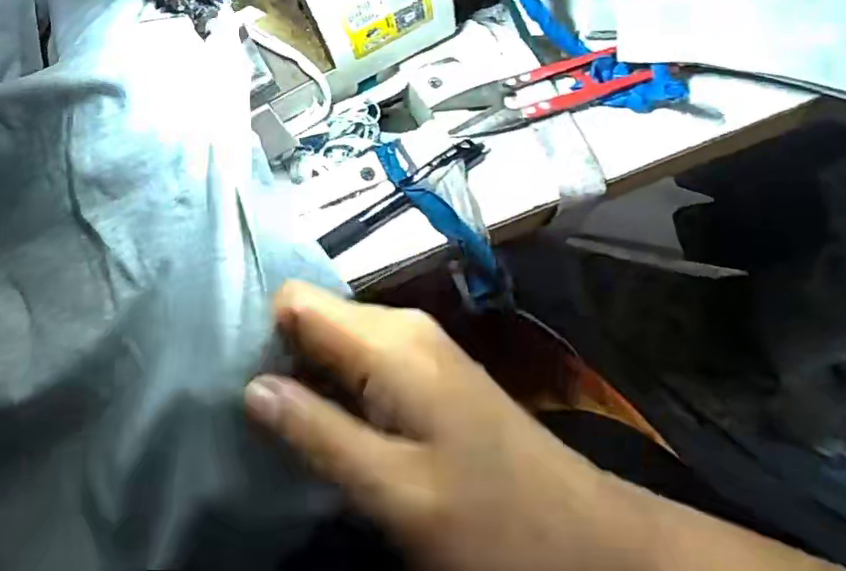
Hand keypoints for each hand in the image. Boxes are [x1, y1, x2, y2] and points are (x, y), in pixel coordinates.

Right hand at [244, 282, 834, 570]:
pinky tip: (332, 421)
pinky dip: (332, 382)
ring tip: (293, 421)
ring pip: (329, 335)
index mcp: (387, 340)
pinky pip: (354, 354)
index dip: (261, 334)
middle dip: (280, 355)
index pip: (292, 299)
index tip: (246, 382)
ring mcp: (415, 342)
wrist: (600, 548)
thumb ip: (318, 434)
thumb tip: (249, 389)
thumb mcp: (398, 492)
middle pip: (309, 314)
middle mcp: (397, 323)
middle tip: (265, 413)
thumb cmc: (496, 520)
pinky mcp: (424, 365)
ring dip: (305, 372)